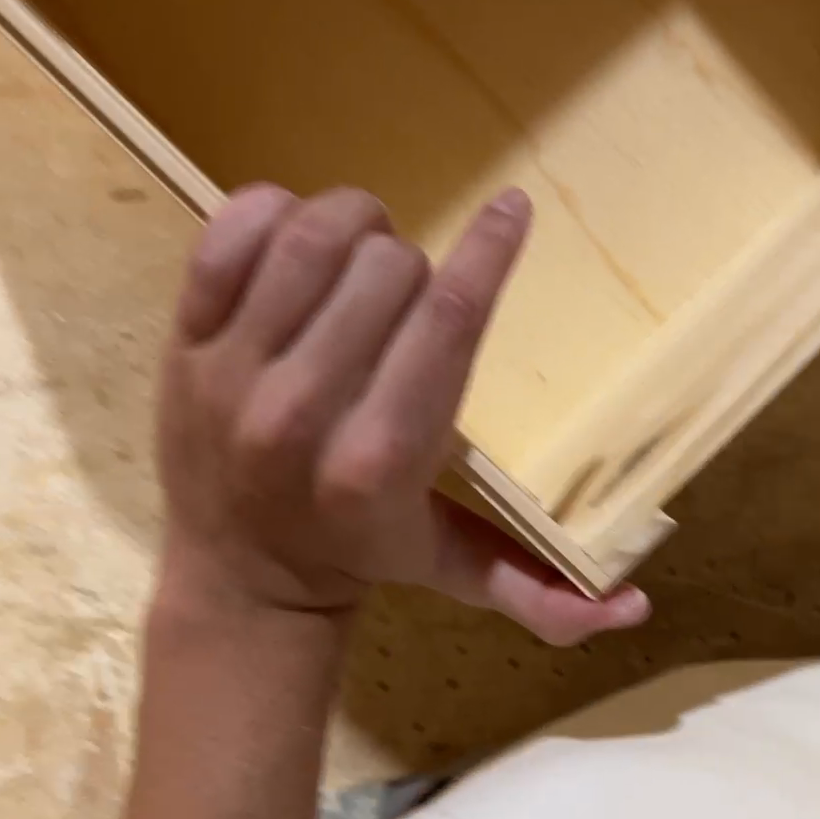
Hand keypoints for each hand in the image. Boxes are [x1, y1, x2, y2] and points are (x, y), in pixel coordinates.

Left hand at [154, 185, 650, 645]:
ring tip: (375, 254)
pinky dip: (277, 217)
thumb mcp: (461, 576)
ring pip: (312, 240)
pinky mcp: (181, 343)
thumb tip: (638, 609)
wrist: (238, 579)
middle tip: (426, 297)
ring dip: (360, 228)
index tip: (515, 209)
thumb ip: (546, 595)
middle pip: (387, 271)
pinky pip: (228, 236)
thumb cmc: (369, 560)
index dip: (489, 256)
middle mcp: (302, 407)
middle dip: (424, 267)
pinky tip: (306, 241)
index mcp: (382, 460)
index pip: (448, 325)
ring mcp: (230, 369)